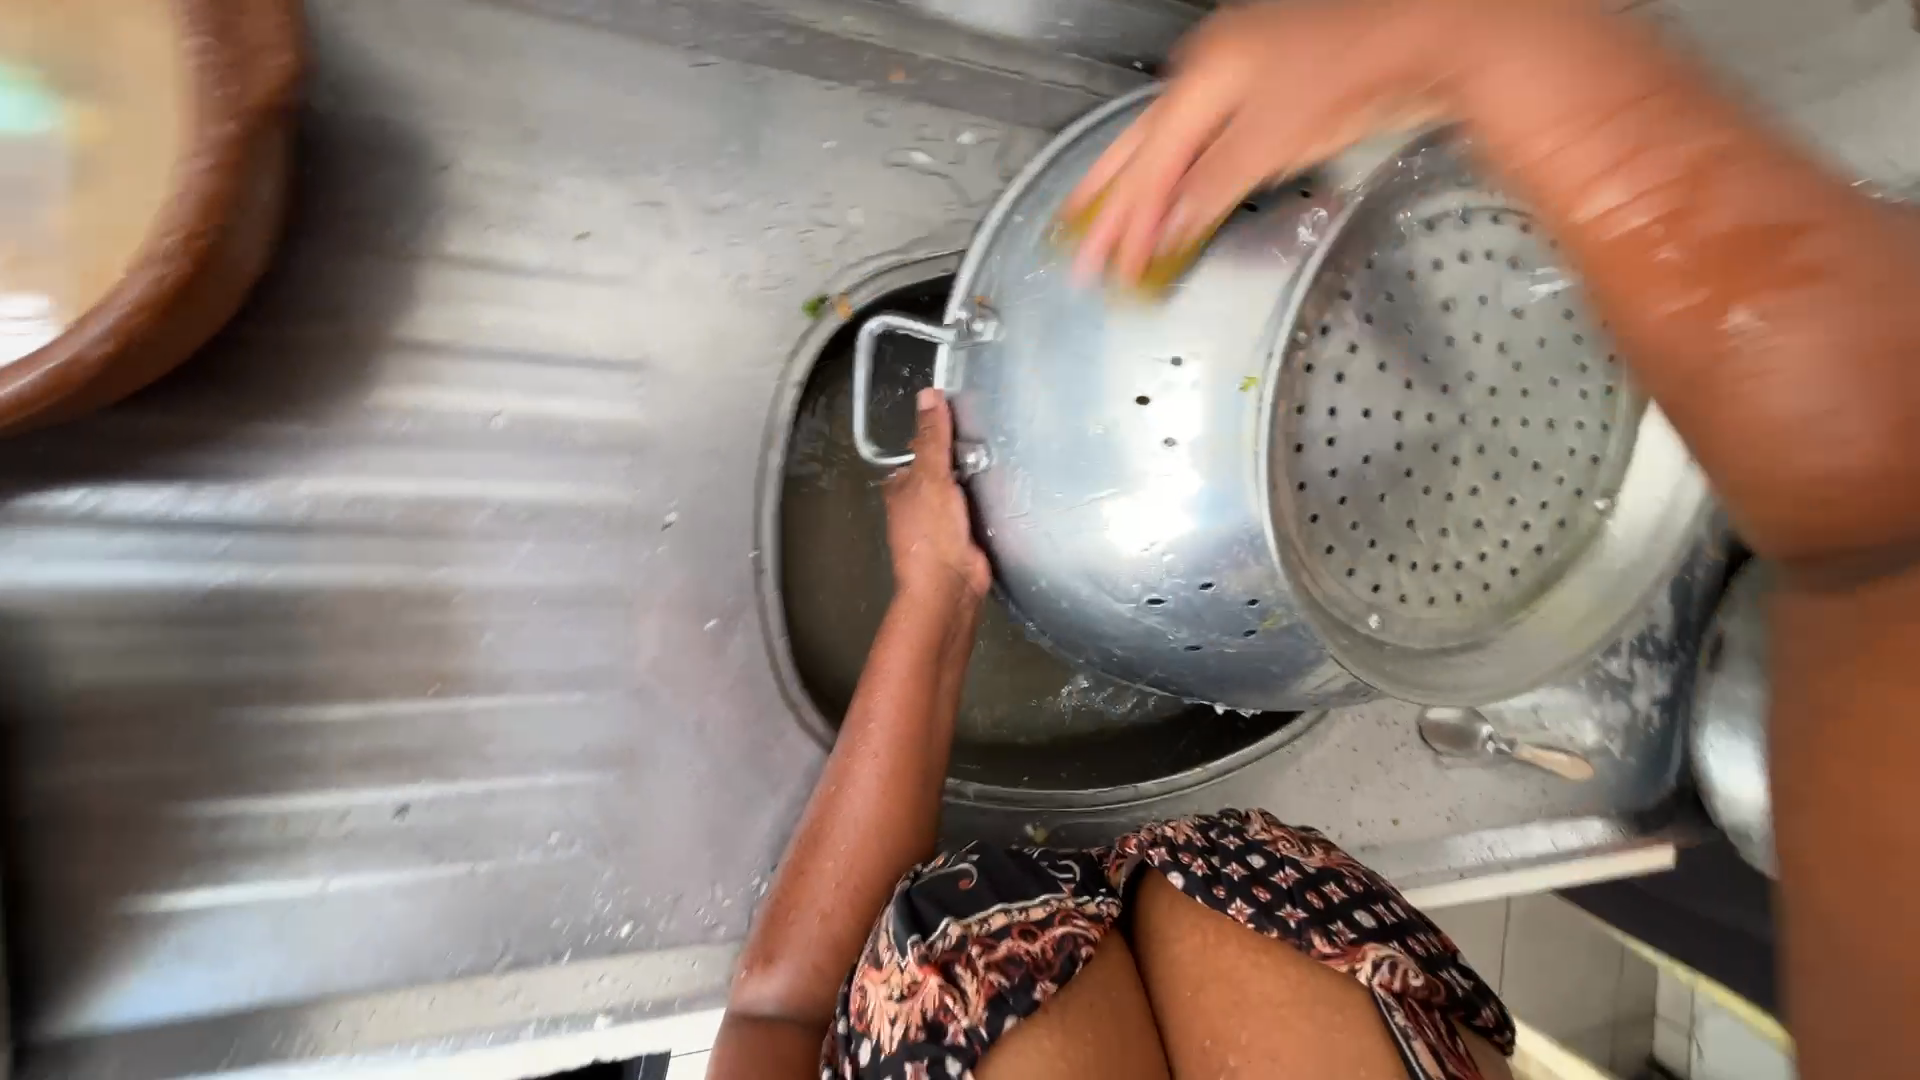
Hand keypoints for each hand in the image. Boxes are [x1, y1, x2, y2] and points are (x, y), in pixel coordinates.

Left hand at [885, 389, 991, 602]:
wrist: (950, 585)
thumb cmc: (931, 531)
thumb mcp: (929, 477)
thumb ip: (932, 438)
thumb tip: (927, 393)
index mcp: (900, 487)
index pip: (921, 450)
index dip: (939, 433)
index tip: (966, 415)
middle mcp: (919, 502)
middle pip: (944, 467)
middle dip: (964, 455)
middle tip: (993, 433)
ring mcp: (943, 520)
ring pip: (964, 487)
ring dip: (980, 476)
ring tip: (1007, 452)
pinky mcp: (967, 533)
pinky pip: (980, 506)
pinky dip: (991, 497)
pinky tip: (1010, 484)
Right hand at [1062, 0, 1468, 286]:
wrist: (1430, 27)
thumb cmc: (1354, 68)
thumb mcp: (1271, 141)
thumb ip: (1209, 189)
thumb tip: (1165, 231)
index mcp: (1201, 77)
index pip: (1150, 169)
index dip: (1129, 227)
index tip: (1112, 270)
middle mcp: (1205, 70)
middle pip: (1138, 151)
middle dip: (1105, 206)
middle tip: (1076, 251)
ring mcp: (1230, 76)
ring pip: (1162, 143)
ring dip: (1131, 190)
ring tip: (1094, 221)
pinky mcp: (1256, 90)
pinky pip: (1194, 141)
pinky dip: (1172, 176)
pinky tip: (1162, 195)